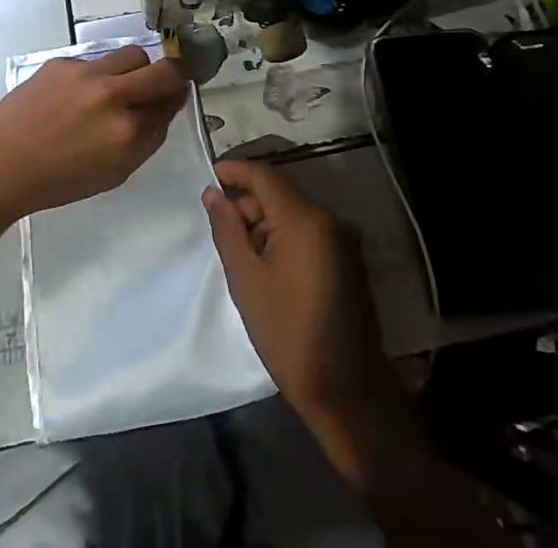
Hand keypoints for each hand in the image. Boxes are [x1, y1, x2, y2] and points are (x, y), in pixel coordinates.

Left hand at [0, 46, 189, 224]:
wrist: (1, 167)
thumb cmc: (61, 180)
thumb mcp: (116, 172)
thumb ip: (148, 139)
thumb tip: (167, 107)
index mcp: (127, 130)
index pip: (171, 102)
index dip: (178, 97)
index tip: (177, 95)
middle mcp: (112, 95)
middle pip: (165, 69)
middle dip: (174, 73)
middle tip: (164, 82)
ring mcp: (85, 74)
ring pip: (132, 56)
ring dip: (135, 70)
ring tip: (117, 88)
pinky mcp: (61, 63)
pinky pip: (94, 62)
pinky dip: (95, 76)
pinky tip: (74, 97)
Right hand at [206, 163, 519, 545]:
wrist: (344, 386)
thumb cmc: (286, 332)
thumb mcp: (246, 278)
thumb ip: (227, 229)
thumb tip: (213, 194)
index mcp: (304, 220)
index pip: (265, 176)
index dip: (235, 171)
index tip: (209, 177)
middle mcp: (329, 220)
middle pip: (280, 195)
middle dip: (247, 205)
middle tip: (218, 230)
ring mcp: (343, 240)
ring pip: (294, 215)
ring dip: (264, 224)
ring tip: (238, 255)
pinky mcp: (348, 260)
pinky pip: (309, 233)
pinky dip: (283, 239)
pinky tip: (265, 266)